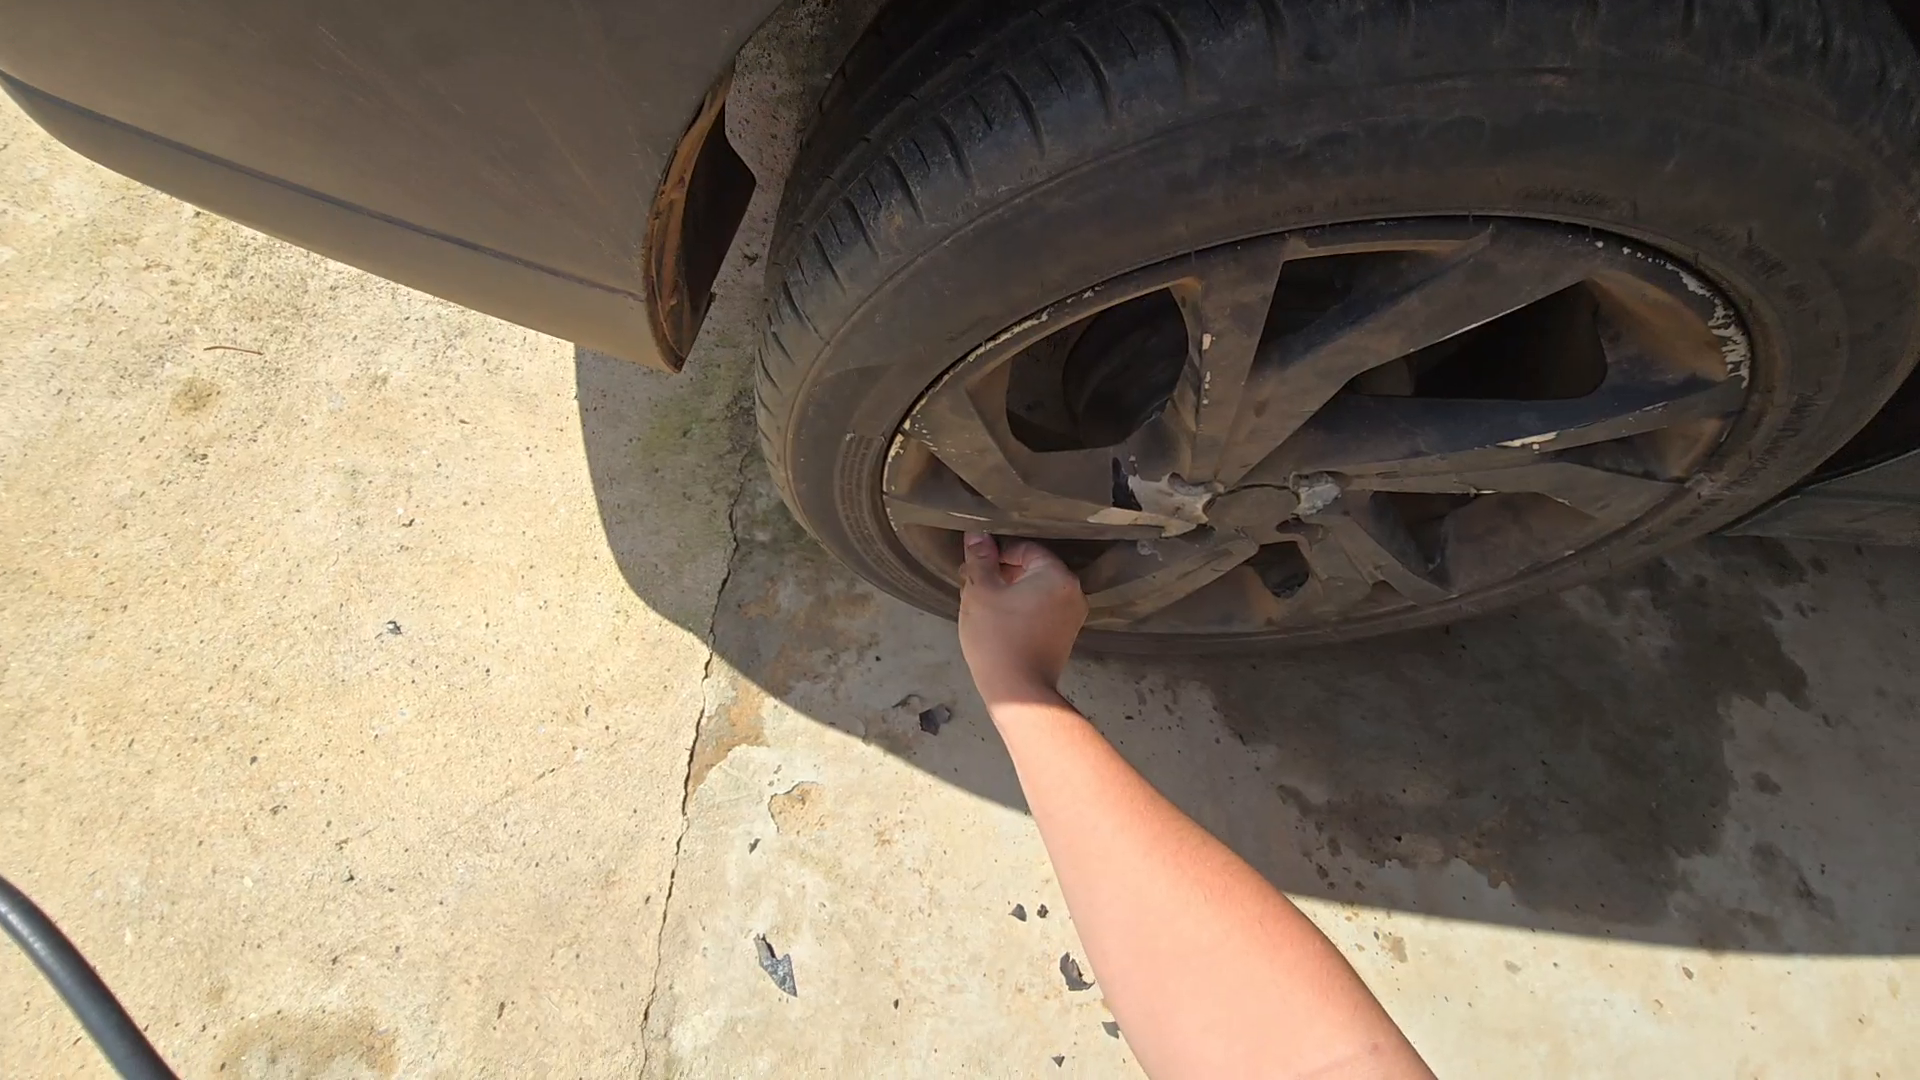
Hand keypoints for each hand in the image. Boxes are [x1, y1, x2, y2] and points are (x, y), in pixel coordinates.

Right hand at [958, 532, 1087, 705]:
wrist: (1018, 691)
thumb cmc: (997, 640)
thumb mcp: (980, 592)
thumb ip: (979, 559)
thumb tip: (978, 535)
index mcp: (1057, 575)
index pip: (1025, 548)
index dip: (996, 554)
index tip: (974, 567)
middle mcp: (1072, 591)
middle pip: (1032, 568)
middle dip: (1001, 573)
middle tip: (974, 587)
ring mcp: (1072, 615)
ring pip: (1035, 589)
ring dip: (1009, 591)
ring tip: (983, 605)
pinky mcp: (1065, 634)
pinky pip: (1041, 608)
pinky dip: (1021, 608)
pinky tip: (999, 620)